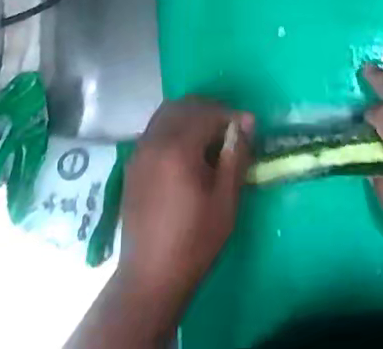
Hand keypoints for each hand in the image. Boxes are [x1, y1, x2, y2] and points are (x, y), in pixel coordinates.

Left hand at [117, 97, 253, 303]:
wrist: (150, 276)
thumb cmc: (195, 240)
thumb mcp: (226, 200)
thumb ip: (236, 156)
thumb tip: (245, 123)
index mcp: (177, 148)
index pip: (207, 113)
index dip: (231, 115)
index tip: (249, 126)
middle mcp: (154, 140)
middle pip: (184, 106)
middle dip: (210, 109)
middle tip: (231, 128)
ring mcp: (139, 151)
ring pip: (166, 114)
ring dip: (190, 116)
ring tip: (210, 136)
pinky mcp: (132, 163)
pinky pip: (155, 130)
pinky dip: (174, 127)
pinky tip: (187, 150)